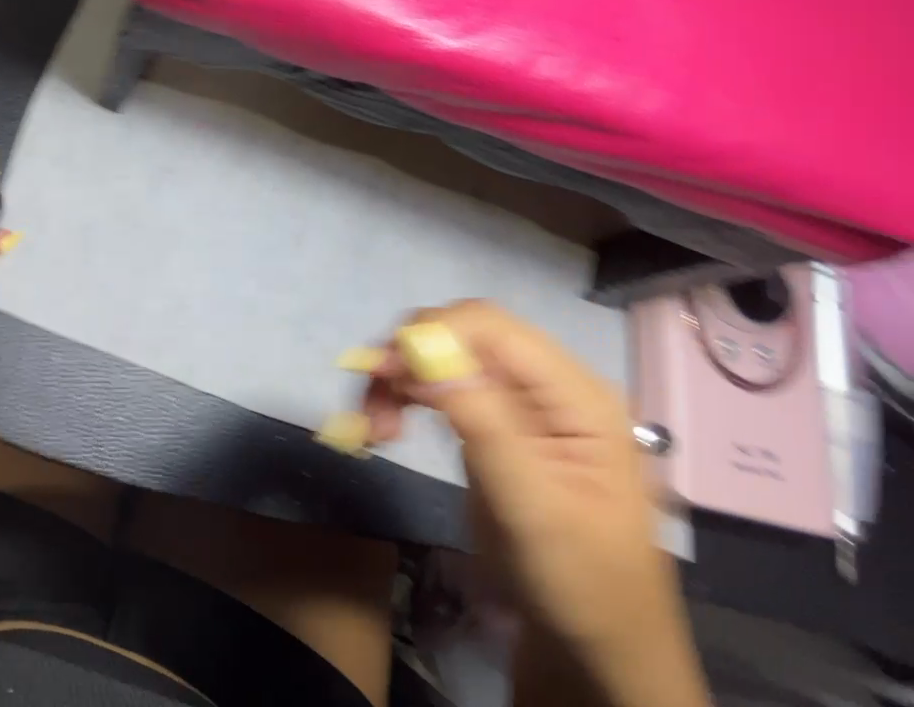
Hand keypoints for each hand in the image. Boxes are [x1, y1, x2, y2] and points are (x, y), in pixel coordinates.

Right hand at [357, 303, 685, 667]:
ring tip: (373, 431)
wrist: (594, 638)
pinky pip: (435, 388)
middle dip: (404, 359)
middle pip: (457, 335)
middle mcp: (546, 387)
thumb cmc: (578, 578)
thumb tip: (422, 355)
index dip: (429, 335)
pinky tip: (383, 429)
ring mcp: (517, 405)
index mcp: (575, 396)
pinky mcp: (490, 424)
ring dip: (395, 382)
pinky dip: (400, 398)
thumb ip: (484, 422)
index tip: (382, 374)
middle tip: (368, 406)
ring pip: (437, 358)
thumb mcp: (532, 506)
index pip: (489, 326)